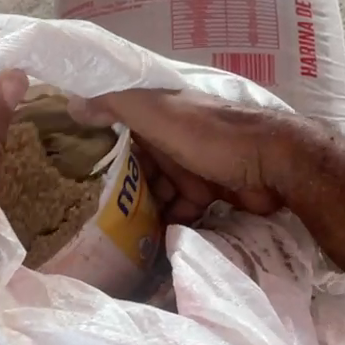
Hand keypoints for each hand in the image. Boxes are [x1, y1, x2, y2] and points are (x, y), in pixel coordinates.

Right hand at [72, 89, 310, 222]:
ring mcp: (196, 167)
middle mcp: (176, 138)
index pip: (122, 132)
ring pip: (161, 192)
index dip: (104, 152)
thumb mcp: (155, 111)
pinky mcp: (215, 194)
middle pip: (141, 167)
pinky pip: (185, 211)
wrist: (272, 163)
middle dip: (124, 190)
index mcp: (160, 114)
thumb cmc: (209, 135)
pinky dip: (174, 223)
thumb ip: (114, 104)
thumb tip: (71, 103)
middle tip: (100, 218)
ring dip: (147, 211)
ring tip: (124, 236)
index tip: (79, 177)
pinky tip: (158, 241)